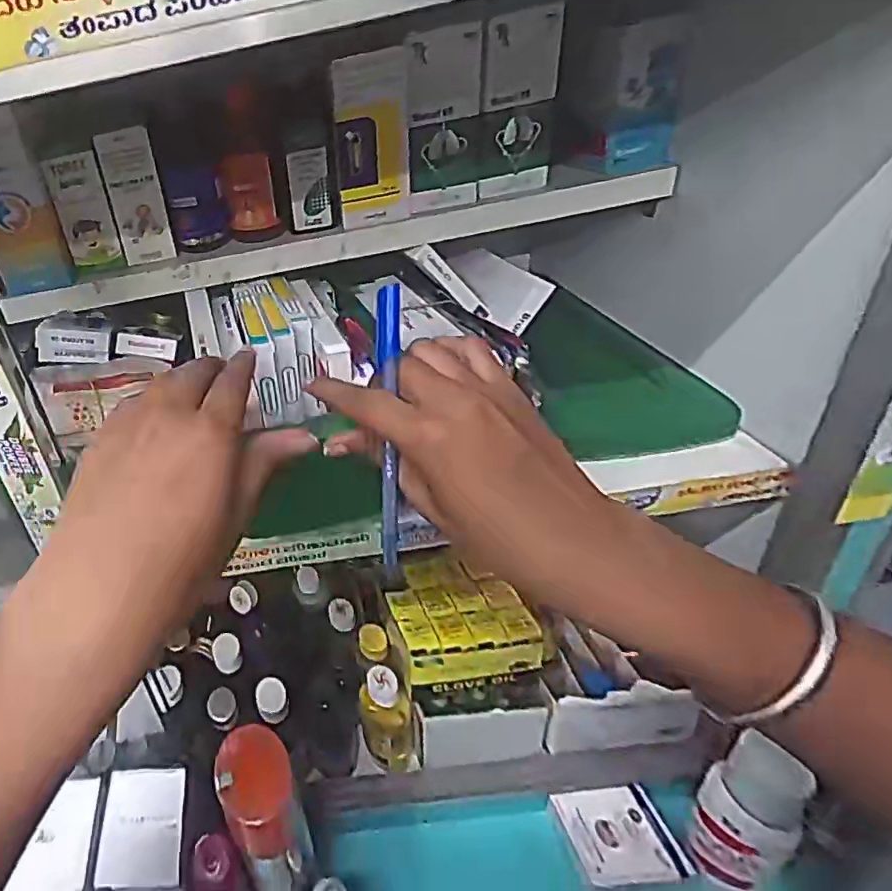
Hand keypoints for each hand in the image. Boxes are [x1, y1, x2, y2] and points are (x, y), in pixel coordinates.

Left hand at [40, 352, 315, 641]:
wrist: (100, 584)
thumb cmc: (182, 562)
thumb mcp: (234, 516)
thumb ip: (262, 464)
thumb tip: (303, 435)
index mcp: (211, 431)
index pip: (233, 383)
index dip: (244, 368)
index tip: (250, 359)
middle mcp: (169, 413)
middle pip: (193, 373)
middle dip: (212, 369)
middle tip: (223, 377)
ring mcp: (129, 422)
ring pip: (160, 383)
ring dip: (180, 380)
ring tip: (188, 394)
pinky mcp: (100, 437)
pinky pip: (133, 402)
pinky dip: (150, 399)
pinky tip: (150, 420)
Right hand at [307, 336, 628, 610]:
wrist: (576, 541)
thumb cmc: (498, 540)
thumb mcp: (431, 506)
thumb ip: (389, 462)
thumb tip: (349, 442)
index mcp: (430, 438)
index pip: (367, 402)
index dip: (335, 392)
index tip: (316, 386)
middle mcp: (456, 402)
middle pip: (398, 368)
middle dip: (380, 386)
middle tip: (381, 415)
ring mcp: (488, 391)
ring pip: (432, 349)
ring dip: (412, 365)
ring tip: (413, 393)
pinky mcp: (512, 390)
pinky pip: (472, 350)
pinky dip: (451, 354)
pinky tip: (449, 377)